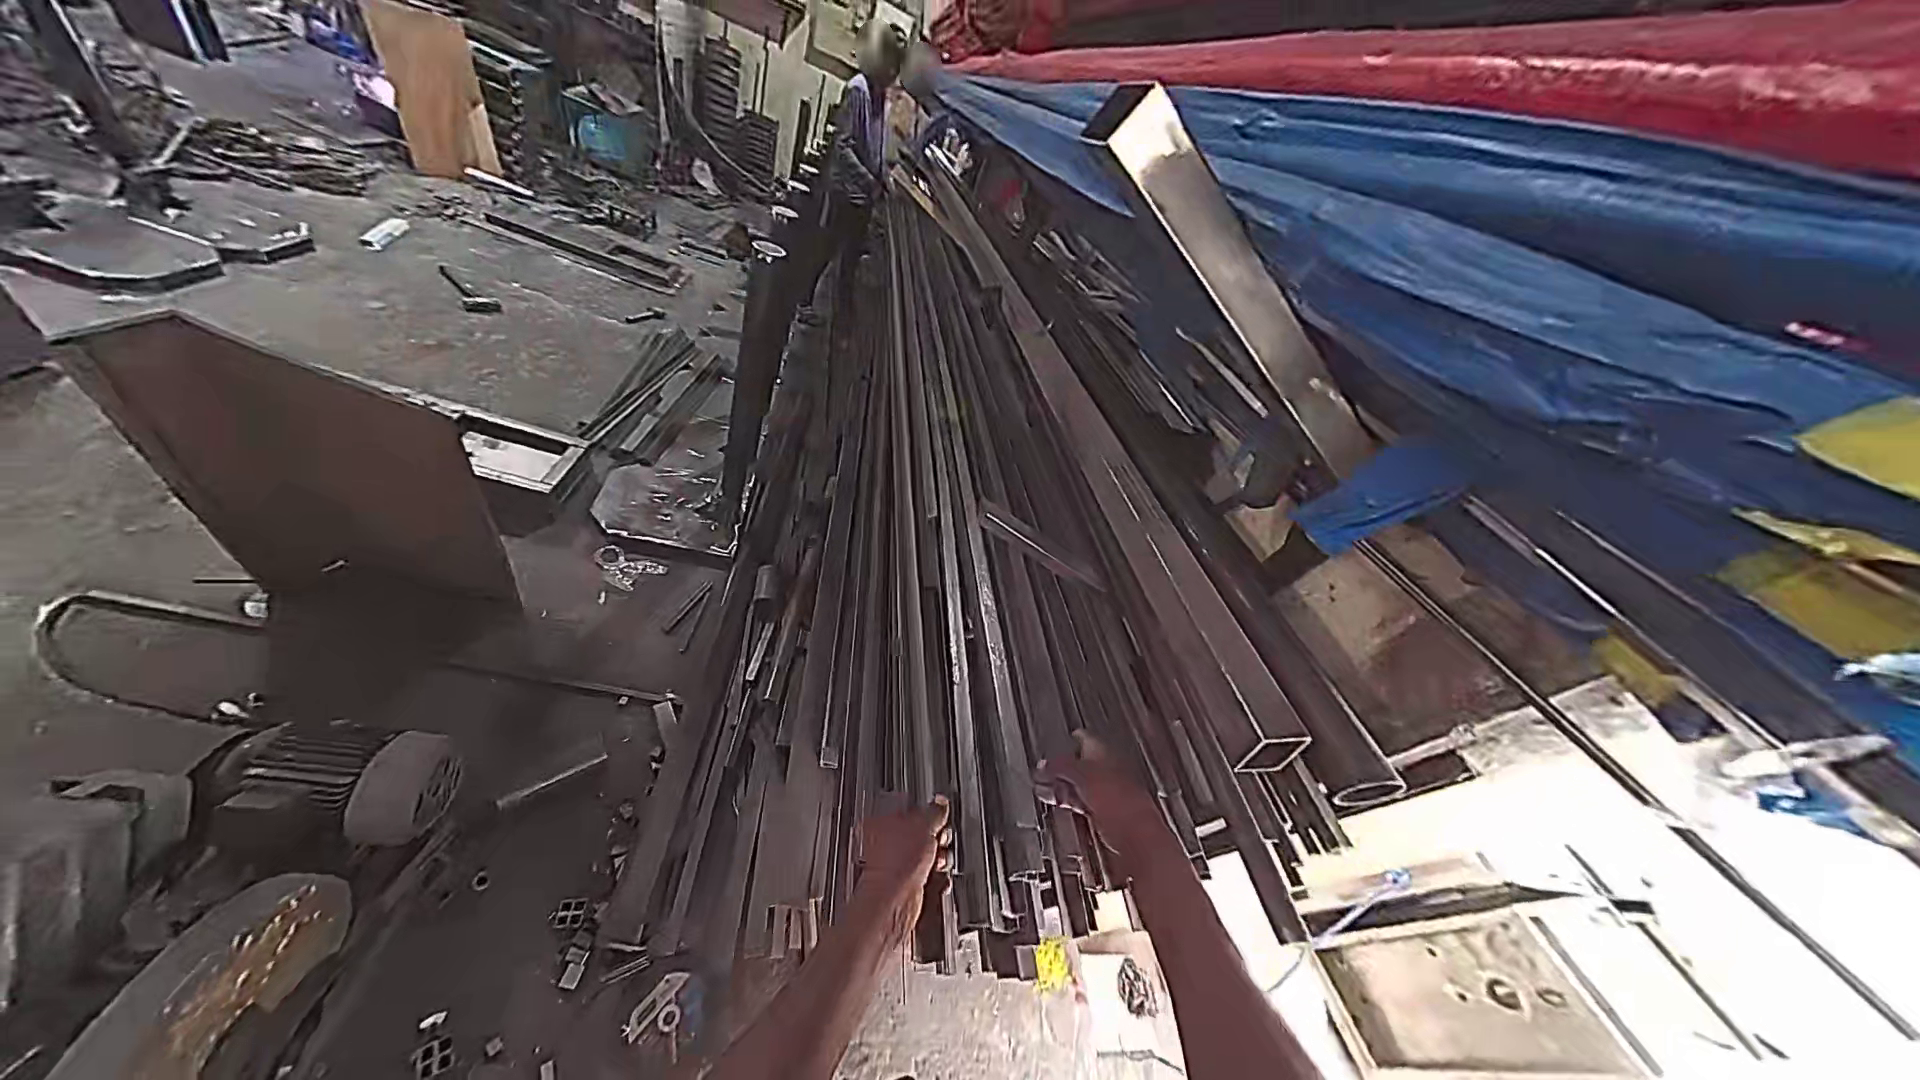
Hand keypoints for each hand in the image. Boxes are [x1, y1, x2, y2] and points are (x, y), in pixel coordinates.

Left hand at [856, 795, 950, 932]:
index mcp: (879, 824)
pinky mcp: (905, 889)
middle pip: (919, 835)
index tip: (939, 814)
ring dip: (939, 859)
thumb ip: (935, 811)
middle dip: (936, 838)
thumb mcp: (924, 825)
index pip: (907, 810)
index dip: (926, 813)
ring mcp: (894, 869)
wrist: (895, 904)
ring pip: (925, 858)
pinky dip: (936, 878)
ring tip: (940, 861)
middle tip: (940, 839)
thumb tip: (941, 803)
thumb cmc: (897, 864)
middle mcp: (883, 846)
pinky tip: (938, 877)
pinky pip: (927, 877)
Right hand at [1036, 732, 1175, 878]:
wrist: (1138, 841)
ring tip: (1042, 789)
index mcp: (1108, 757)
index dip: (1067, 744)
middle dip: (1060, 770)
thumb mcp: (1083, 776)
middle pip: (1080, 766)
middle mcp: (1110, 774)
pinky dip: (1068, 804)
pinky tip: (1058, 805)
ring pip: (1080, 787)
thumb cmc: (1121, 803)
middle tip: (1040, 773)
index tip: (1051, 750)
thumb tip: (1046, 763)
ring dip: (1061, 788)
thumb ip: (1062, 766)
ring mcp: (1109, 797)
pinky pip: (1081, 805)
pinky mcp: (1105, 819)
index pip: (1085, 741)